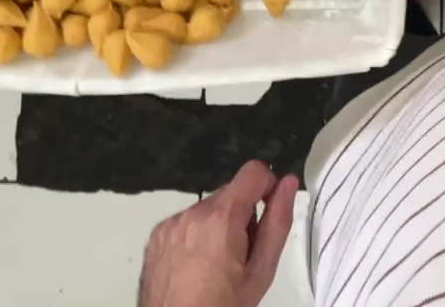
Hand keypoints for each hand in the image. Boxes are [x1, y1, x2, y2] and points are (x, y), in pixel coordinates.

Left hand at [139, 160, 299, 306]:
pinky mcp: (155, 236)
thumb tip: (288, 182)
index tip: (268, 215)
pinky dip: (196, 236)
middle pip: (231, 193)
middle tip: (242, 255)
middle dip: (242, 214)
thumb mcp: (260, 273)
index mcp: (222, 217)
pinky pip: (186, 221)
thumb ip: (278, 223)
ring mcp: (170, 223)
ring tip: (217, 266)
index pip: (254, 171)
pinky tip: (195, 268)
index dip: (268, 187)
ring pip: (208, 208)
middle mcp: (193, 211)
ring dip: (218, 225)